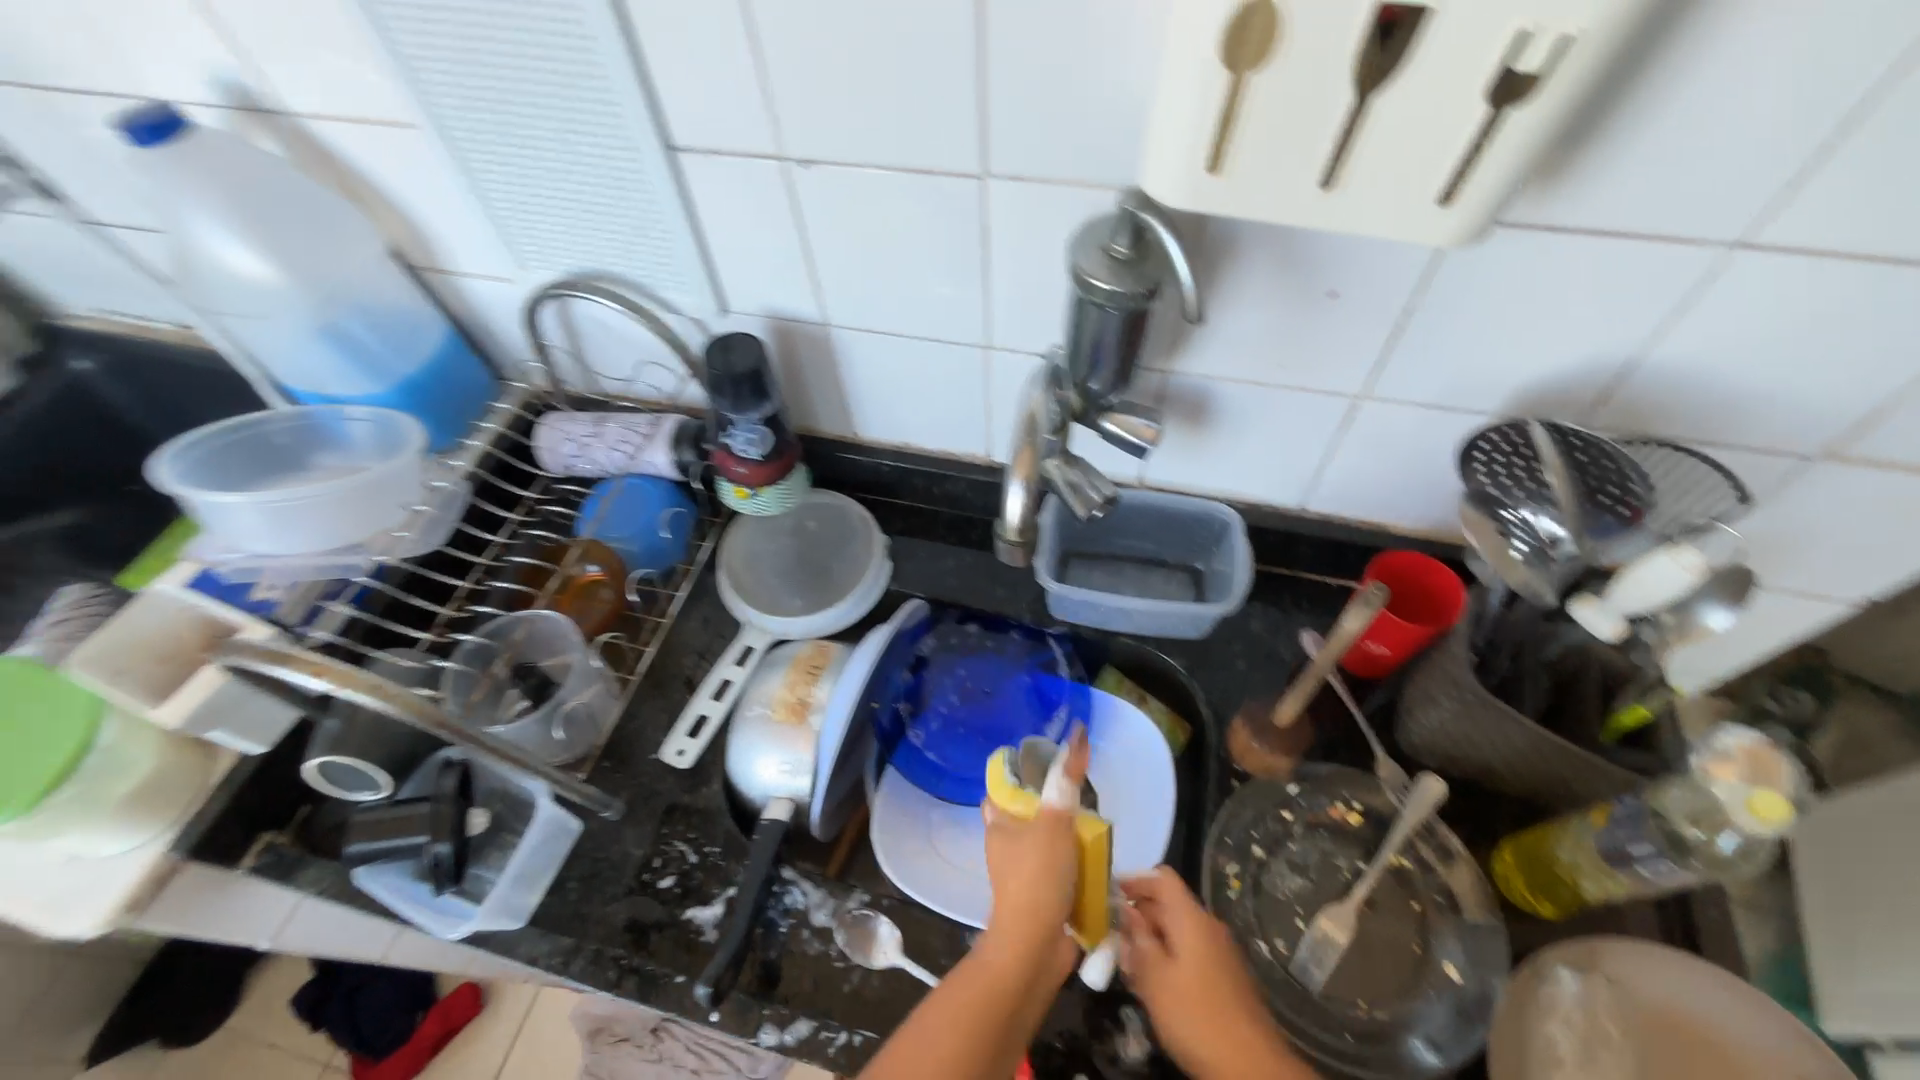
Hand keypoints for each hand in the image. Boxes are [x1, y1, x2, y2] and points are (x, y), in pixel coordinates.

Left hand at [979, 730, 1085, 982]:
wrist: (1036, 945)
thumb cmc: (1038, 876)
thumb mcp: (1055, 822)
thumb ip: (1067, 781)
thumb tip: (1078, 734)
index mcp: (998, 825)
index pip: (1001, 790)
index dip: (1020, 776)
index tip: (1047, 767)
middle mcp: (1004, 847)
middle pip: (1026, 818)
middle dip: (1051, 809)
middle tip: (1081, 798)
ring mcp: (1020, 875)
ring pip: (1043, 845)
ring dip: (1065, 839)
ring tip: (1094, 828)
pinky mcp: (1038, 898)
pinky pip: (1057, 873)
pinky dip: (1073, 866)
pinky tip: (1094, 861)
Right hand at [1119, 867, 1309, 1079]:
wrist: (1251, 1066)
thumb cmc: (1194, 1016)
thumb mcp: (1154, 978)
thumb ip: (1138, 938)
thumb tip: (1126, 909)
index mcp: (1191, 919)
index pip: (1162, 878)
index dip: (1135, 880)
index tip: (1109, 894)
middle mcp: (1209, 927)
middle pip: (1169, 905)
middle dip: (1138, 916)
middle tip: (1113, 939)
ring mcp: (1220, 952)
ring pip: (1178, 932)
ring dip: (1151, 941)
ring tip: (1128, 968)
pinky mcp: (1225, 976)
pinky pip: (1190, 953)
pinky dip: (1168, 959)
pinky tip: (1153, 986)